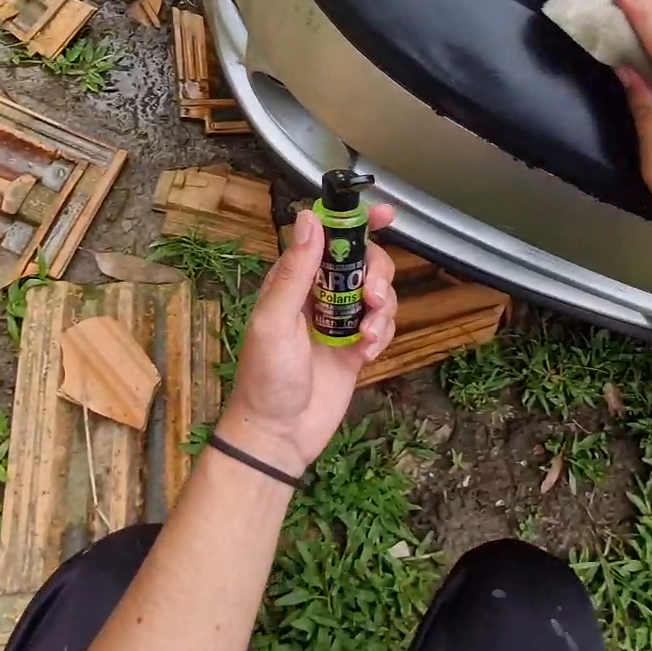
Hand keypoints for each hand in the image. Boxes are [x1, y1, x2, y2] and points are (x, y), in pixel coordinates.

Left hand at [215, 206, 398, 475]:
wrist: (279, 435)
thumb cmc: (266, 376)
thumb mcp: (275, 320)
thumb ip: (295, 270)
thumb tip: (308, 218)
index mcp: (294, 279)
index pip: (327, 237)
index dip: (356, 221)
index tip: (386, 215)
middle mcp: (320, 294)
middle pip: (364, 261)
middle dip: (377, 273)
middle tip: (374, 297)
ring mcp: (341, 320)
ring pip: (379, 292)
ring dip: (383, 308)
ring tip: (368, 335)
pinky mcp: (357, 346)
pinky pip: (384, 325)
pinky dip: (382, 334)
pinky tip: (367, 353)